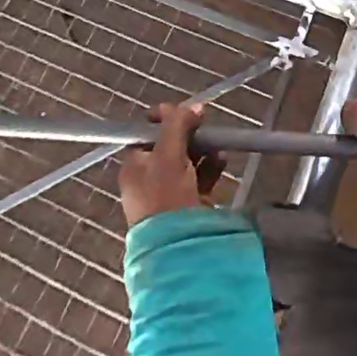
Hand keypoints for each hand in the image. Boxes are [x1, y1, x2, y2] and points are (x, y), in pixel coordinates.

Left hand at [119, 103, 226, 226]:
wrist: (178, 249)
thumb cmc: (165, 196)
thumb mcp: (167, 155)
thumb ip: (177, 125)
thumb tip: (192, 106)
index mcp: (135, 165)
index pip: (147, 132)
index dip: (164, 118)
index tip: (183, 112)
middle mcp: (149, 177)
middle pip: (170, 144)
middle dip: (188, 133)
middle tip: (203, 125)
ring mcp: (170, 192)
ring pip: (187, 160)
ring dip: (202, 148)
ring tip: (216, 144)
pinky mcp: (190, 204)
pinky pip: (200, 177)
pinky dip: (211, 167)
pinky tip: (221, 160)